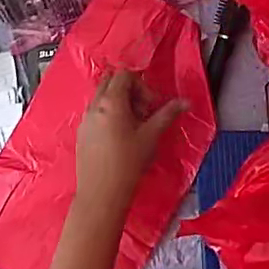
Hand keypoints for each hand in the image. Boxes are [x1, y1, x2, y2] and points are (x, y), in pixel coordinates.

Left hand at [74, 70, 187, 222]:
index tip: (150, 105)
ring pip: (101, 97)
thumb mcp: (152, 136)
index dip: (141, 85)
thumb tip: (186, 102)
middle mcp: (94, 105)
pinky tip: (119, 138)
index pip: (124, 74)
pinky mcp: (81, 133)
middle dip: (129, 91)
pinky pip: (95, 113)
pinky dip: (108, 115)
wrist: (101, 194)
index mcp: (111, 101)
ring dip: (119, 103)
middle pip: (110, 81)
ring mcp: (85, 119)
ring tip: (133, 127)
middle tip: (143, 112)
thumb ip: (168, 114)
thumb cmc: (129, 163)